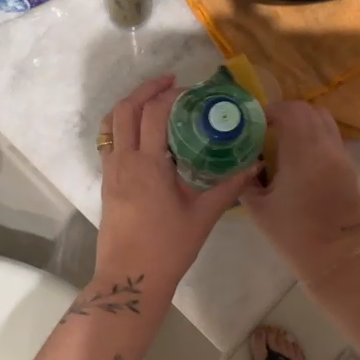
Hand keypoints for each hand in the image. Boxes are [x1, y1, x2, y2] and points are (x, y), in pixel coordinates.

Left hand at [97, 76, 260, 288]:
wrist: (130, 278)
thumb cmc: (168, 248)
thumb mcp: (203, 216)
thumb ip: (228, 187)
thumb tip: (253, 166)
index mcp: (147, 164)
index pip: (153, 113)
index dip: (170, 96)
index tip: (191, 92)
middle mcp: (124, 161)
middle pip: (125, 109)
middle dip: (145, 89)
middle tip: (170, 82)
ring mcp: (111, 171)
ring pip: (111, 124)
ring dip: (130, 104)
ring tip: (153, 100)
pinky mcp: (106, 183)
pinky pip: (109, 142)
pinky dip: (123, 126)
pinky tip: (144, 134)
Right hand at [240, 101, 359, 286]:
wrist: (337, 259)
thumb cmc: (293, 235)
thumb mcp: (258, 207)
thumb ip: (245, 177)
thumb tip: (238, 159)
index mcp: (304, 156)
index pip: (290, 112)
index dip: (270, 111)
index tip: (253, 123)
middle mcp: (327, 149)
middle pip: (308, 110)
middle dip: (285, 113)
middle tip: (265, 128)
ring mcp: (341, 157)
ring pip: (323, 120)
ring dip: (302, 122)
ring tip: (282, 139)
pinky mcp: (348, 167)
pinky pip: (330, 136)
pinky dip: (313, 135)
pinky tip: (297, 155)